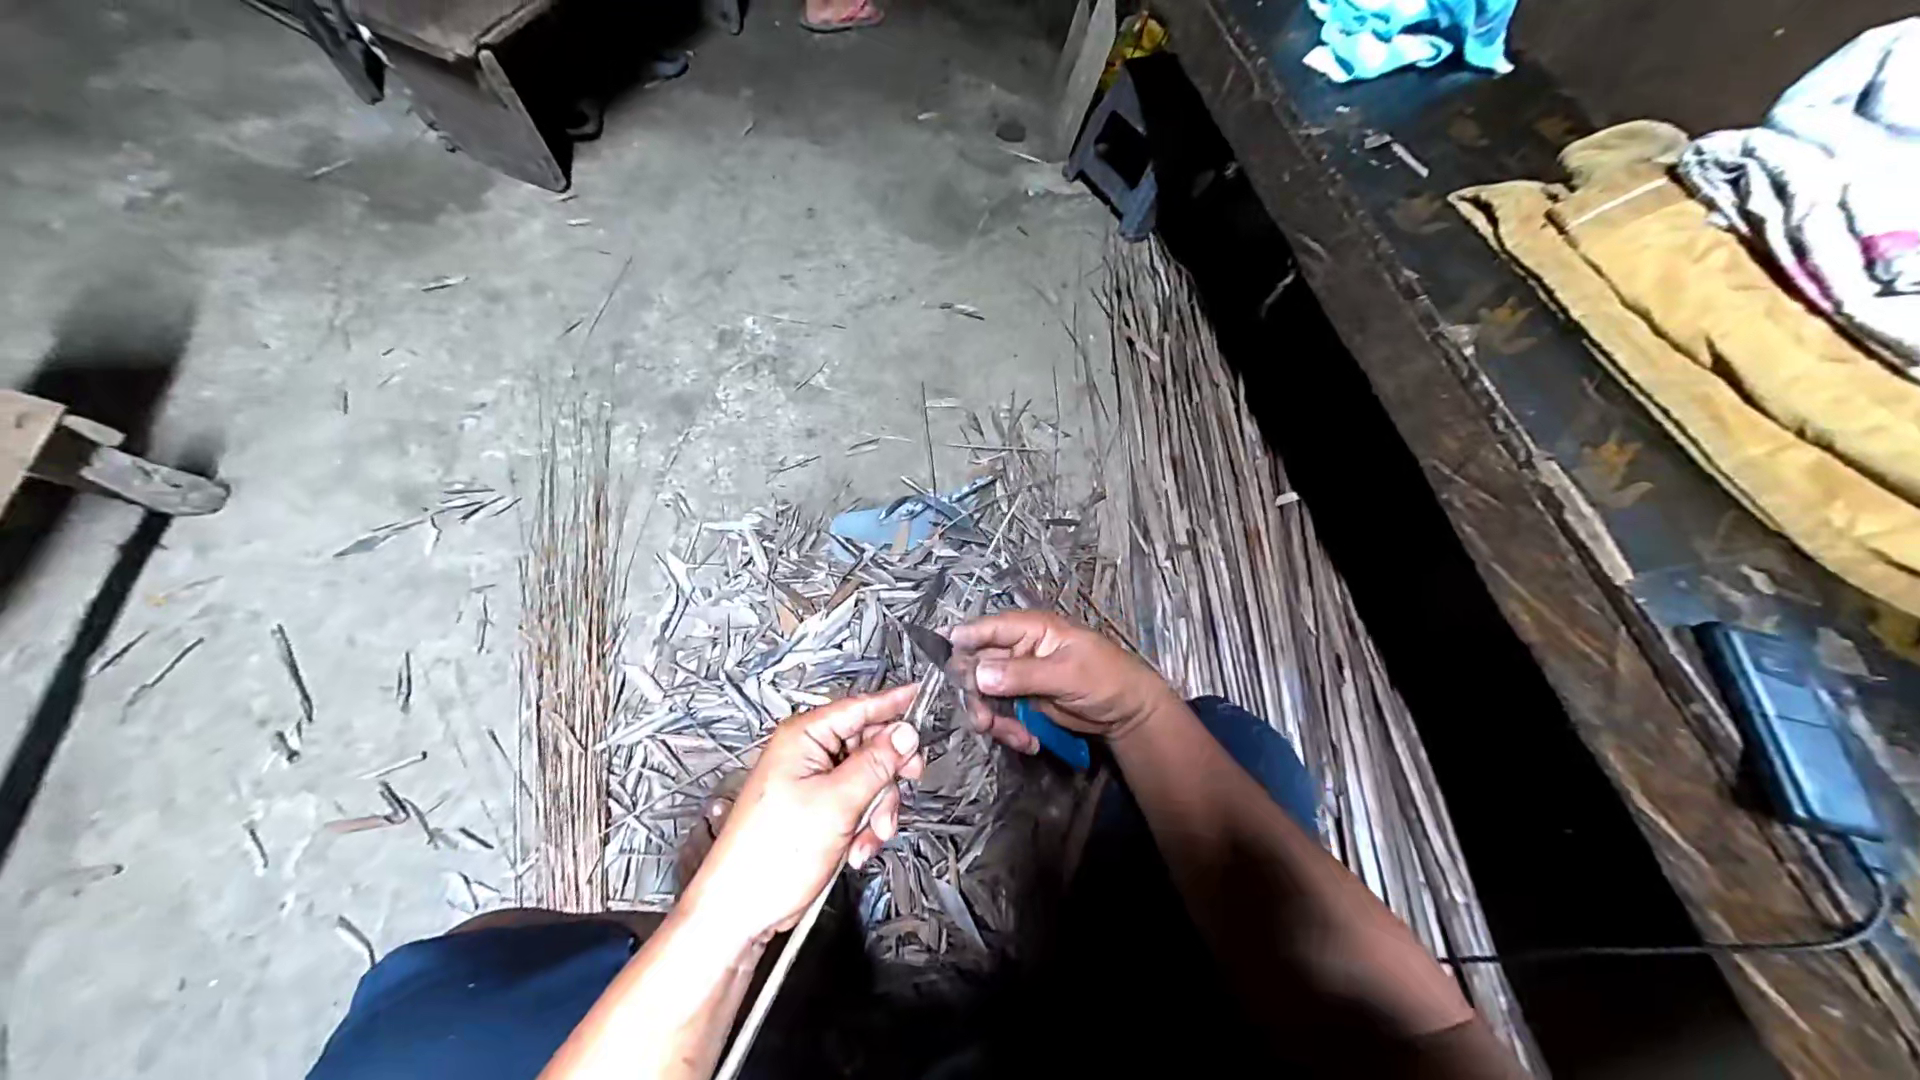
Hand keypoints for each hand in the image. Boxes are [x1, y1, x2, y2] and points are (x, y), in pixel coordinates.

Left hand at [679, 684, 924, 942]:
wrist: (742, 909)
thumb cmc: (769, 855)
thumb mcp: (837, 802)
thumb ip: (876, 764)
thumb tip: (904, 734)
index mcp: (803, 737)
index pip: (858, 707)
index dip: (892, 704)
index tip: (918, 696)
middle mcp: (806, 754)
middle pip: (868, 745)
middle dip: (887, 774)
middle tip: (906, 780)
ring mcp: (811, 782)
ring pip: (868, 778)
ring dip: (878, 808)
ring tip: (872, 832)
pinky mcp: (817, 809)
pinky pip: (857, 803)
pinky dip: (865, 824)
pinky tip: (858, 846)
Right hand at [948, 611, 1181, 747]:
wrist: (1127, 713)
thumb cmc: (1105, 677)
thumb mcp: (1067, 673)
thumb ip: (1022, 674)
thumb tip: (979, 673)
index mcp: (1031, 629)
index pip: (989, 628)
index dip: (964, 639)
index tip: (942, 656)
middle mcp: (1018, 649)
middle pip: (977, 664)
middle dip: (975, 693)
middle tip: (982, 718)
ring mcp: (1017, 677)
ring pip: (984, 694)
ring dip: (991, 717)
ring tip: (1012, 735)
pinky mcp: (1021, 702)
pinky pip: (999, 714)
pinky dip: (1007, 729)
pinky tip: (1027, 740)